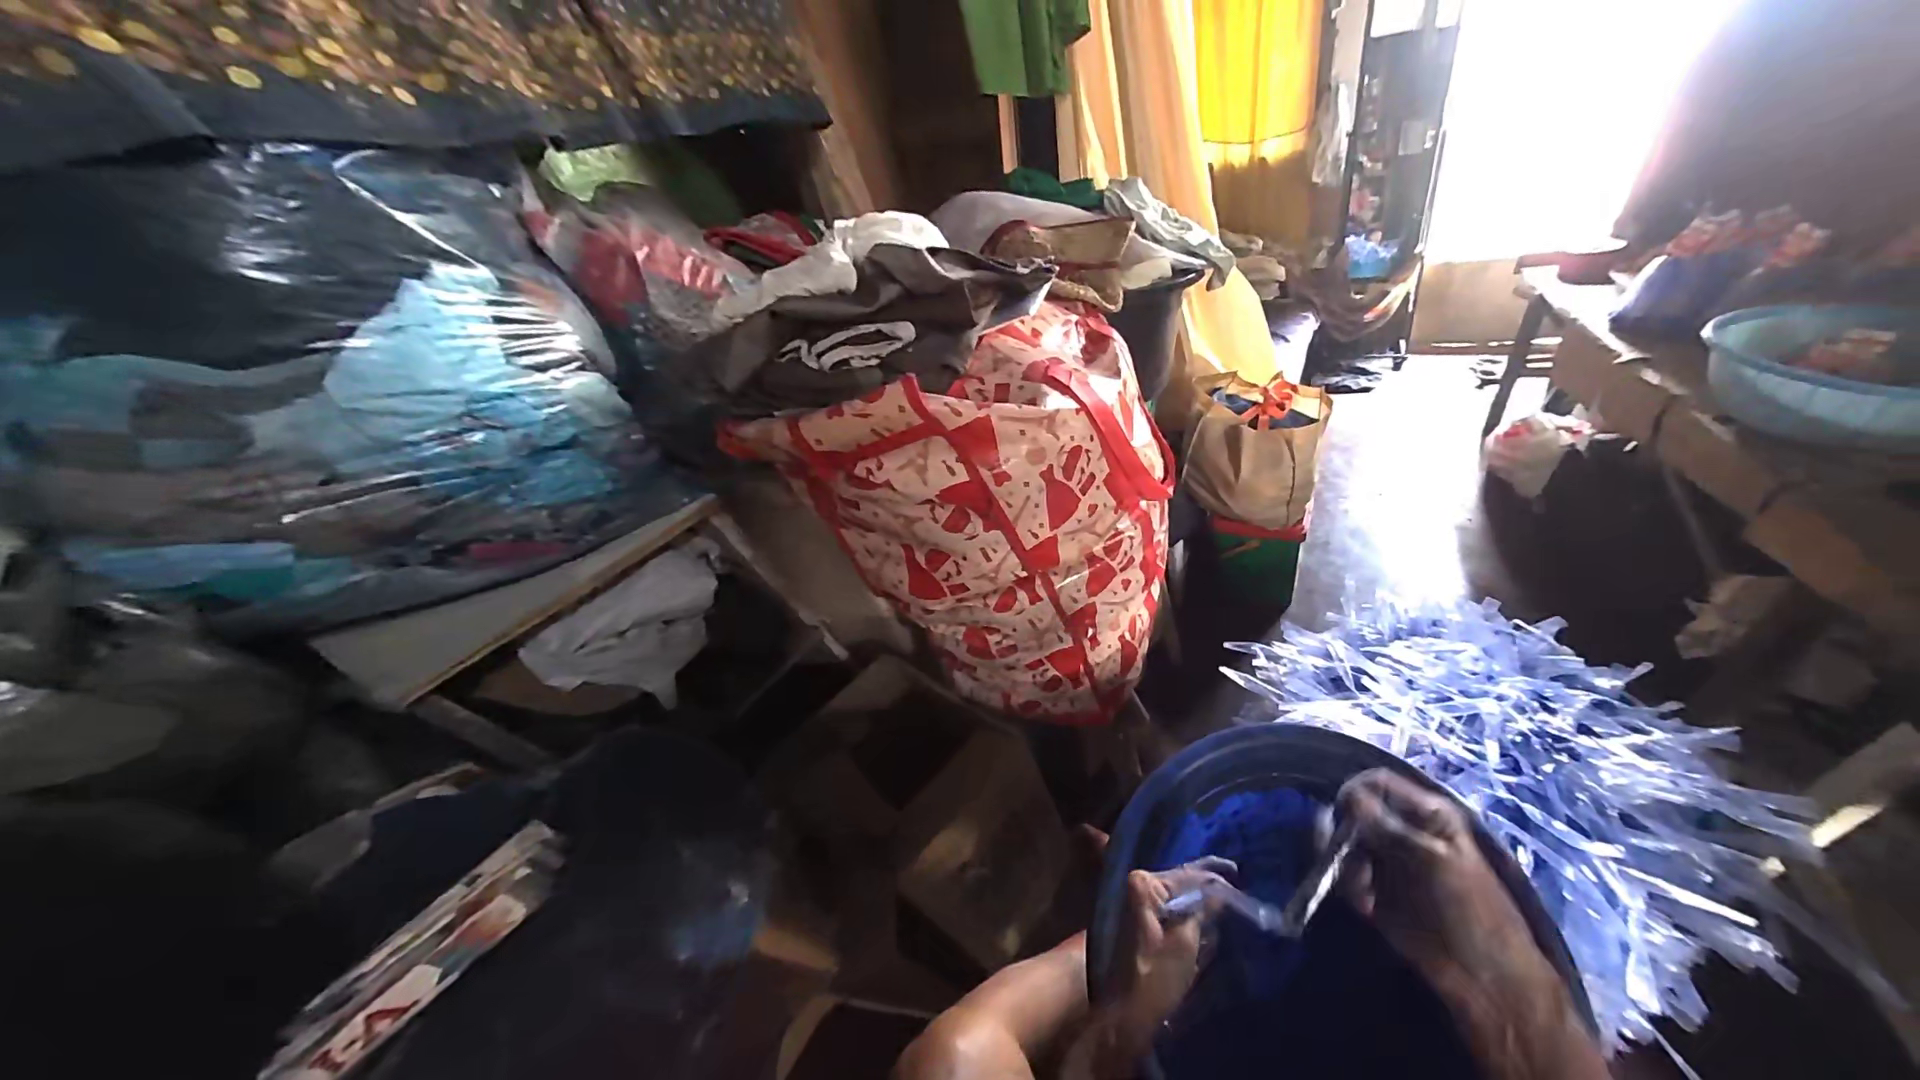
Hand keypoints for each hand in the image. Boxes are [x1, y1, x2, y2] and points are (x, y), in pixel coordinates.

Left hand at [1080, 857, 1231, 1073]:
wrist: (1127, 1009)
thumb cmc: (1155, 974)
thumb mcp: (1185, 942)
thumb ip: (1201, 911)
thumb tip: (1218, 890)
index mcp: (1144, 885)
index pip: (1187, 874)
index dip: (1214, 876)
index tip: (1237, 874)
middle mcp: (1138, 886)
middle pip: (1180, 880)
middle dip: (1207, 883)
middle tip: (1236, 879)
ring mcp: (1138, 903)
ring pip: (1177, 894)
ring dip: (1199, 897)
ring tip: (1228, 896)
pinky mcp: (1142, 921)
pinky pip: (1171, 908)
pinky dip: (1189, 911)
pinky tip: (1209, 913)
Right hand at [1335, 769, 1553, 1002]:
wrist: (1483, 976)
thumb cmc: (1471, 910)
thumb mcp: (1432, 859)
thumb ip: (1387, 826)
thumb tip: (1346, 793)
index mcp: (1425, 814)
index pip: (1377, 783)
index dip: (1355, 791)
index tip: (1342, 812)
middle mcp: (1400, 829)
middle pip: (1351, 811)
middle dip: (1345, 834)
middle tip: (1353, 858)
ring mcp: (1385, 859)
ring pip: (1342, 842)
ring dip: (1346, 865)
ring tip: (1364, 891)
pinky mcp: (1372, 886)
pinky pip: (1343, 872)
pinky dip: (1349, 886)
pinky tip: (1368, 907)